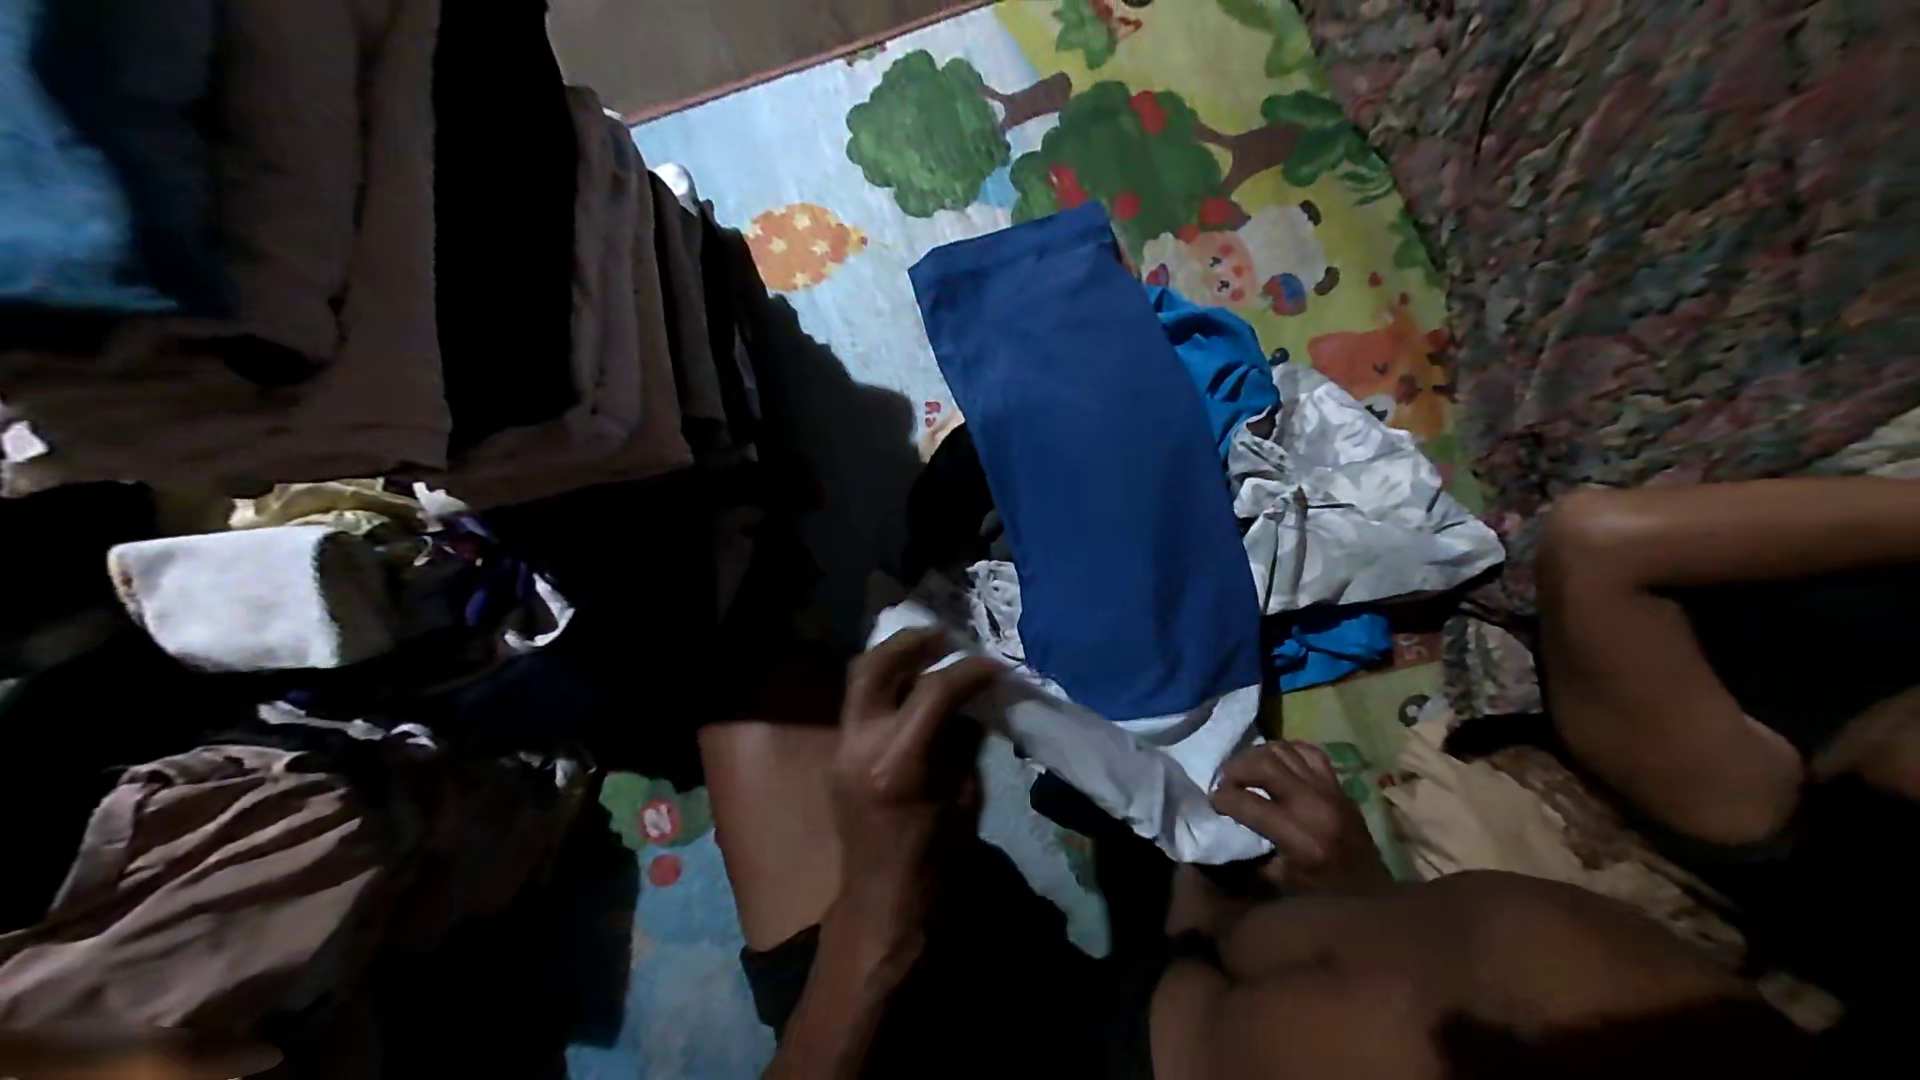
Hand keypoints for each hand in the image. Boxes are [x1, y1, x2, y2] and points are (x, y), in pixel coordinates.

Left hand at [826, 629, 999, 958]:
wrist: (882, 901)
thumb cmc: (936, 859)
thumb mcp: (966, 796)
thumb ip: (964, 739)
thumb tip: (973, 698)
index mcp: (898, 763)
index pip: (934, 691)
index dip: (969, 671)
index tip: (994, 665)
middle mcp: (860, 744)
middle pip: (876, 666)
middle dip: (913, 642)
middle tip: (945, 635)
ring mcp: (842, 746)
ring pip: (859, 676)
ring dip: (894, 654)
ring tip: (927, 648)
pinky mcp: (837, 752)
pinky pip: (859, 699)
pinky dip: (886, 681)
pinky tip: (911, 682)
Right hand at [1210, 741, 1390, 894]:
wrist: (1375, 895)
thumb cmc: (1322, 895)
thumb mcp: (1279, 881)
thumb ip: (1250, 850)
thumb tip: (1223, 826)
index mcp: (1300, 838)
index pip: (1247, 802)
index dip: (1222, 798)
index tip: (1213, 801)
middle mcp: (1315, 806)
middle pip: (1264, 764)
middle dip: (1235, 769)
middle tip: (1225, 781)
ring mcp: (1330, 791)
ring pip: (1283, 750)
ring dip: (1256, 756)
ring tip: (1246, 770)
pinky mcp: (1339, 785)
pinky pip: (1307, 751)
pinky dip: (1286, 751)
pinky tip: (1275, 763)